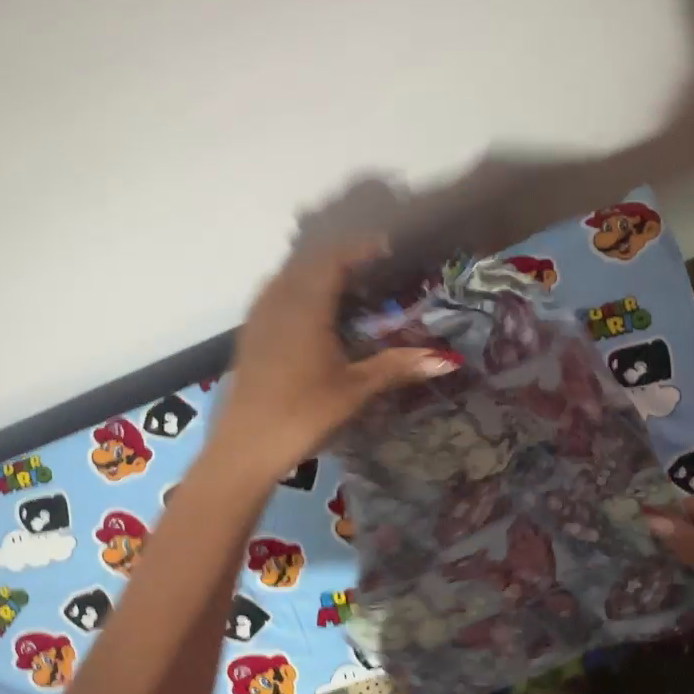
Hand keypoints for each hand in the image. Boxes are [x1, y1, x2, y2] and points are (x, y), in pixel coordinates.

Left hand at [208, 238, 458, 481]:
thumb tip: (447, 360)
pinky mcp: (249, 335)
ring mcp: (259, 316)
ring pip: (289, 276)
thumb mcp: (355, 390)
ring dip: (316, 272)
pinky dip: (298, 290)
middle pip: (309, 261)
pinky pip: (276, 295)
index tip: (388, 248)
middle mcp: (278, 300)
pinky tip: (314, 314)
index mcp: (306, 305)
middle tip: (372, 266)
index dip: (361, 248)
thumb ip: (398, 367)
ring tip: (346, 285)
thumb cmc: (304, 414)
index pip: (333, 257)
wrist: (246, 446)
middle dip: (340, 257)